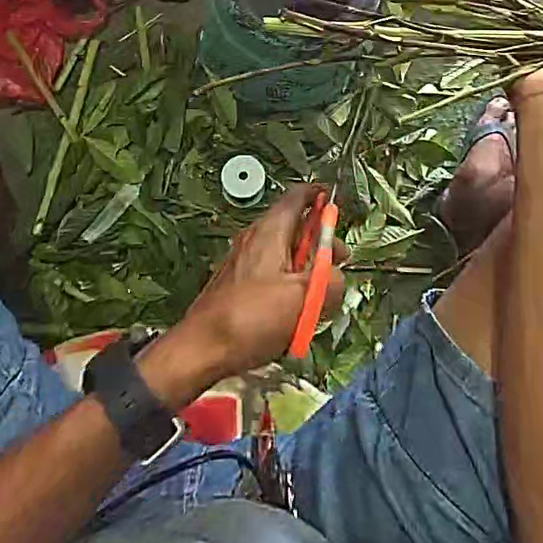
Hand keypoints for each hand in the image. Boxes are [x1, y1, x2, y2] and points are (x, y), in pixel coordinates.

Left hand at [158, 185, 346, 387]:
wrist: (203, 347)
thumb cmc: (251, 318)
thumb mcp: (303, 298)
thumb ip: (329, 281)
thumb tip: (336, 277)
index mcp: (271, 231)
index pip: (297, 197)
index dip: (318, 195)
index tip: (334, 200)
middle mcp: (256, 239)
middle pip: (295, 227)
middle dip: (320, 241)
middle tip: (339, 260)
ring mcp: (246, 262)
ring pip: (285, 254)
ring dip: (307, 268)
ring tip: (320, 294)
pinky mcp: (241, 285)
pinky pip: (273, 274)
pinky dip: (290, 284)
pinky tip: (296, 312)